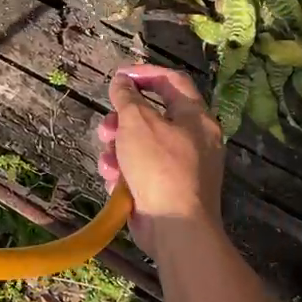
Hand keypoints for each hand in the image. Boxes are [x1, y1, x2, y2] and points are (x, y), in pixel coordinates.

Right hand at [95, 65, 224, 255]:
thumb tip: (122, 82)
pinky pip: (141, 168)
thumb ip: (126, 96)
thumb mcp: (137, 120)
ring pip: (140, 143)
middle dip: (121, 120)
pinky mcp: (167, 188)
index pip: (172, 80)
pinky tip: (116, 181)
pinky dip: (125, 171)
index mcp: (195, 118)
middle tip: (106, 127)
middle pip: (150, 114)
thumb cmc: (159, 166)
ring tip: (108, 161)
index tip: (118, 77)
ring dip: (117, 149)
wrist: (175, 228)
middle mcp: (193, 140)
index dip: (144, 72)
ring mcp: (181, 167)